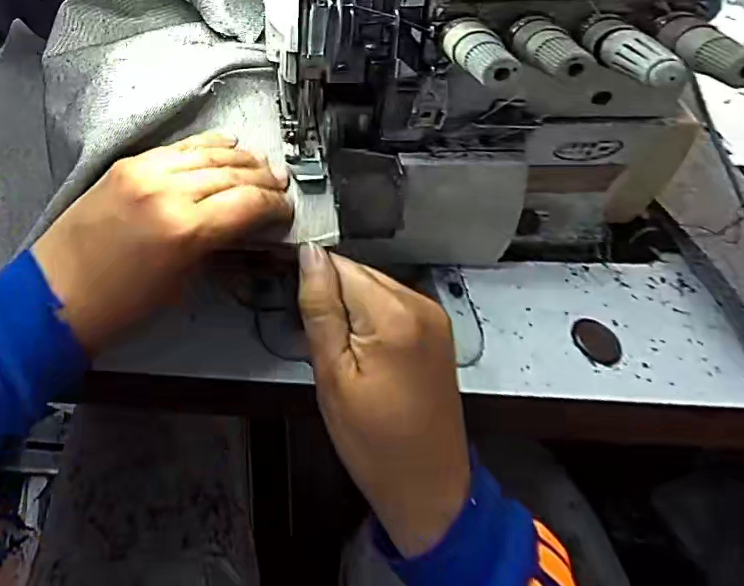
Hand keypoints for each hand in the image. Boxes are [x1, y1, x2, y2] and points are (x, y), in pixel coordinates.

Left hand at [31, 132, 289, 352]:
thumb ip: (216, 244)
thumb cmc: (117, 305)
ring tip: (260, 165)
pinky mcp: (129, 163)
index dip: (275, 206)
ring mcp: (146, 171)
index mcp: (184, 229)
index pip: (248, 203)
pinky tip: (226, 145)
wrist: (53, 296)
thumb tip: (243, 223)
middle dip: (264, 180)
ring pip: (210, 153)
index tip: (285, 210)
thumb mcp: (181, 282)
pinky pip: (179, 147)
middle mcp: (168, 190)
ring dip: (241, 159)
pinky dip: (207, 145)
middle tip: (280, 186)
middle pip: (234, 173)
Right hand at [297, 246, 471, 557]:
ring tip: (348, 355)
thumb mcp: (332, 377)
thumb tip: (309, 255)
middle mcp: (419, 303)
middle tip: (326, 345)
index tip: (305, 313)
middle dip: (335, 296)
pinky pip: (393, 301)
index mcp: (393, 314)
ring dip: (353, 307)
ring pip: (374, 284)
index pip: (339, 265)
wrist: (429, 487)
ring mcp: (433, 313)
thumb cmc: (374, 443)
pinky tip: (368, 355)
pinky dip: (374, 317)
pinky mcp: (438, 325)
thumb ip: (320, 309)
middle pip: (359, 272)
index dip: (315, 283)